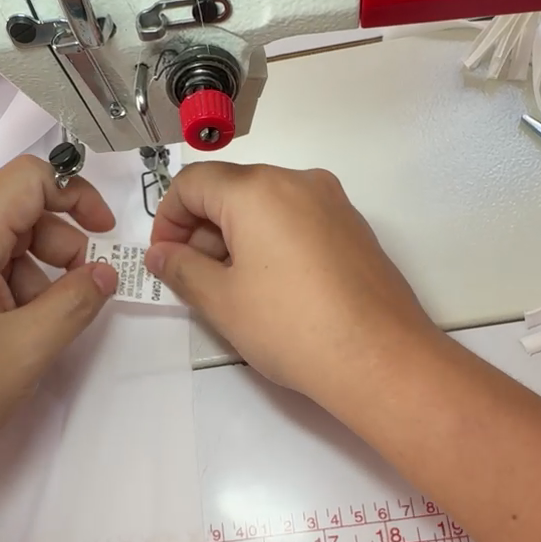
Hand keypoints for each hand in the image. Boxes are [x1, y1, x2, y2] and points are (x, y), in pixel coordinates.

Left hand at [0, 155, 118, 467]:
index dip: (75, 196)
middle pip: (13, 211)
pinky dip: (7, 289)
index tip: (104, 237)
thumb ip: (75, 302)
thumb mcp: (27, 350)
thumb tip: (106, 272)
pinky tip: (11, 333)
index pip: (25, 179)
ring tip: (37, 329)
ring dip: (34, 274)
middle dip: (59, 245)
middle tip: (79, 296)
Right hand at [144, 162, 440, 400]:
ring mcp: (334, 204)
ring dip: (238, 239)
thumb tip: (160, 254)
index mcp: (259, 189)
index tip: (165, 261)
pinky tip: (276, 290)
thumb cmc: (291, 328)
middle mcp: (299, 182)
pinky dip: (274, 244)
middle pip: (232, 191)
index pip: (193, 183)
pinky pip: (299, 222)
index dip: (167, 219)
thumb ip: (181, 269)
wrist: (380, 359)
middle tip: (196, 282)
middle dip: (203, 231)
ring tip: (236, 292)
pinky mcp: (356, 230)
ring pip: (268, 207)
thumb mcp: (222, 302)